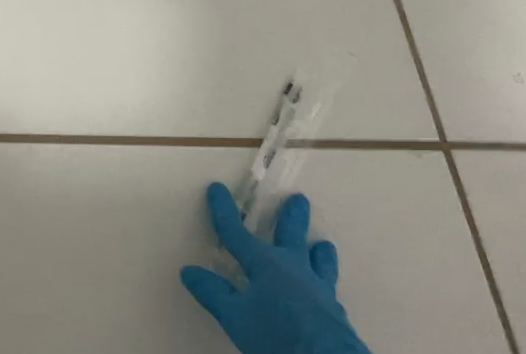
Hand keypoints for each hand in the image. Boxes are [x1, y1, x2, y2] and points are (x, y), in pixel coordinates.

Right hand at [181, 183, 372, 353]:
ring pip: (320, 263)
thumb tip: (189, 271)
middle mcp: (295, 270)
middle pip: (291, 236)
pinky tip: (328, 291)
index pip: (237, 232)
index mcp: (265, 264)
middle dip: (291, 216)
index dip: (224, 210)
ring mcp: (320, 291)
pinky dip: (325, 284)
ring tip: (324, 244)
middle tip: (299, 198)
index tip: (217, 188)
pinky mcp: (337, 314)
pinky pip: (330, 290)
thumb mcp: (236, 318)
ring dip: (319, 252)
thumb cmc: (277, 336)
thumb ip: (213, 293)